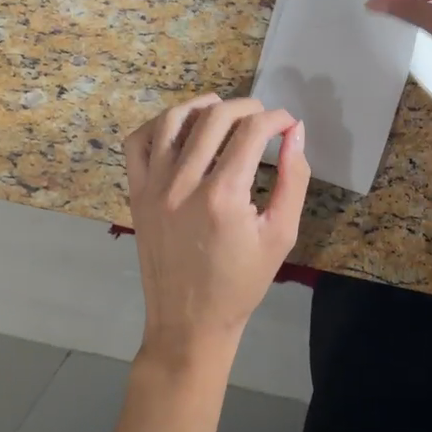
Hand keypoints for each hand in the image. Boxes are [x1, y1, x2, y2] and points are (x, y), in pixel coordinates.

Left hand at [124, 95, 309, 364]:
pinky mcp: (136, 194)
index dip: (277, 118)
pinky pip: (138, 142)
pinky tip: (183, 128)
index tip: (289, 124)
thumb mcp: (282, 234)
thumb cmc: (241, 282)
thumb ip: (294, 178)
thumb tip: (295, 132)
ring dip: (204, 106)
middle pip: (215, 117)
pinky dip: (160, 124)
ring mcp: (154, 188)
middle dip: (247, 107)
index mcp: (224, 197)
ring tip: (225, 112)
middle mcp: (184, 185)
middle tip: (264, 117)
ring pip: (174, 120)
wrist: (189, 325)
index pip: (252, 131)